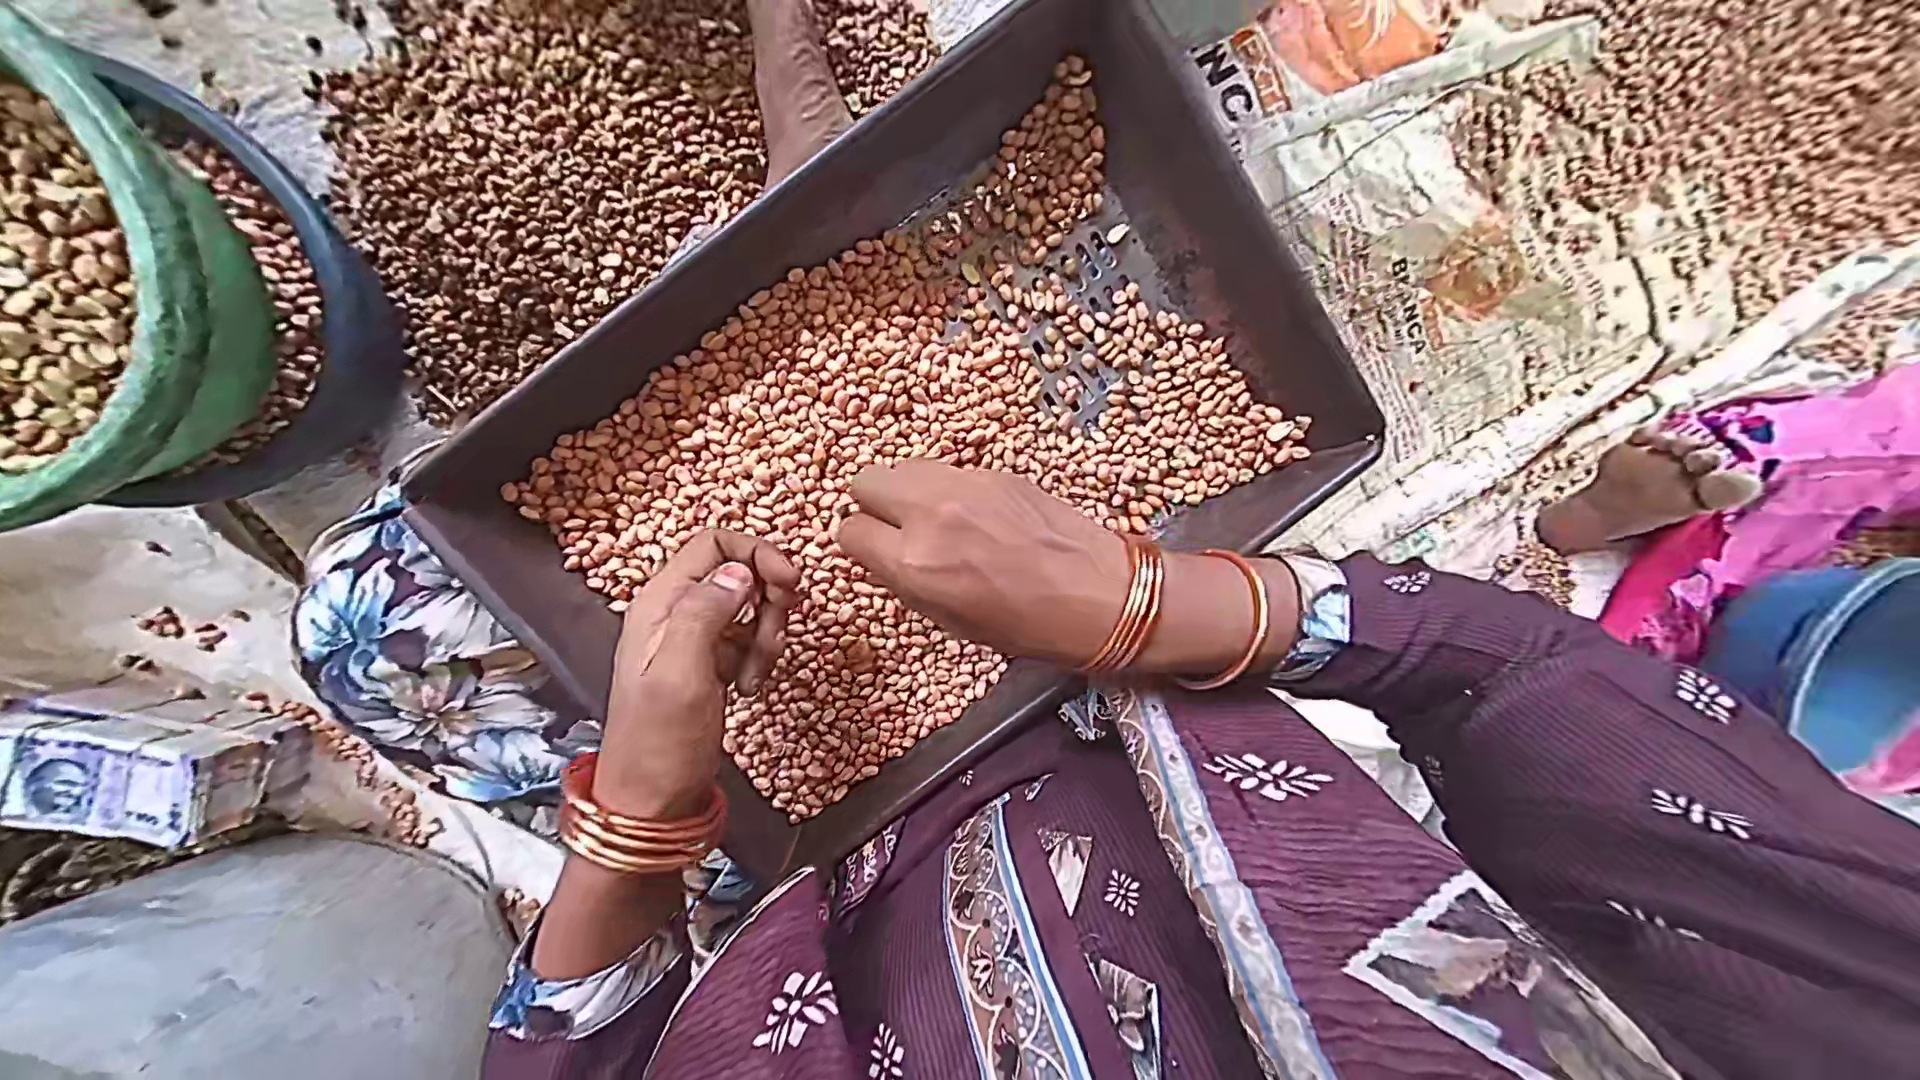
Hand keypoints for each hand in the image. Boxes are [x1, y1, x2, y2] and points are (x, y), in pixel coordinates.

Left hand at [594, 530, 798, 818]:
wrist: (654, 802)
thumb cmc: (660, 743)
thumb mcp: (680, 675)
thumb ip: (705, 614)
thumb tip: (740, 571)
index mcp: (661, 603)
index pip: (713, 543)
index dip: (756, 552)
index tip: (790, 581)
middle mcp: (677, 610)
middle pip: (739, 571)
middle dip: (769, 598)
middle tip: (776, 634)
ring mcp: (696, 635)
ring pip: (751, 604)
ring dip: (768, 632)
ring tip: (755, 673)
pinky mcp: (713, 659)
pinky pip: (751, 636)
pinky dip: (762, 654)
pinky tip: (749, 685)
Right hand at [838, 461, 1300, 675]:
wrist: (1101, 594)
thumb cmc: (1027, 626)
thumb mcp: (951, 621)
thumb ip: (904, 578)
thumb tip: (883, 550)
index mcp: (915, 563)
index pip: (849, 531)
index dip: (860, 544)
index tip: (874, 550)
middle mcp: (931, 514)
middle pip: (866, 482)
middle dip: (873, 505)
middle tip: (897, 528)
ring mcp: (964, 485)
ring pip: (903, 467)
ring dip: (906, 491)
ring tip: (934, 519)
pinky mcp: (994, 471)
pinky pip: (946, 471)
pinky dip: (945, 489)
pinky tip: (973, 514)